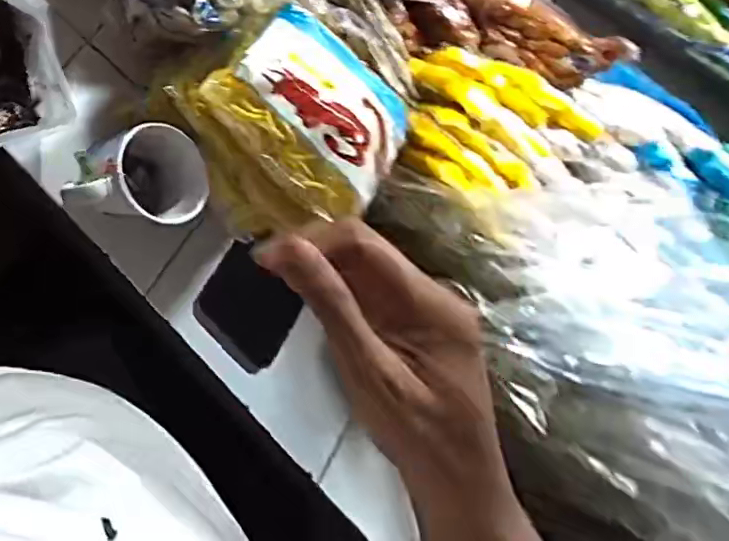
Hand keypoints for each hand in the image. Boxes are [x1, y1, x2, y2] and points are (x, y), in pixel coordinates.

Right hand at [256, 220, 537, 540]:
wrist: (460, 488)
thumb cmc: (418, 436)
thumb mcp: (368, 372)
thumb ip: (331, 304)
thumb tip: (289, 247)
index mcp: (434, 304)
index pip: (364, 243)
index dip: (311, 241)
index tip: (268, 257)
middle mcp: (433, 293)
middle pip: (362, 246)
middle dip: (311, 248)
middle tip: (268, 264)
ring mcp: (422, 303)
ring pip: (359, 261)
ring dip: (317, 262)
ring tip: (279, 273)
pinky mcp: (408, 315)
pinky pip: (363, 282)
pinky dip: (330, 280)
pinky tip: (306, 289)